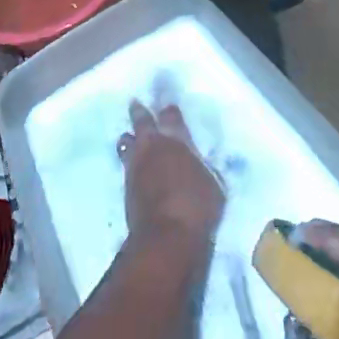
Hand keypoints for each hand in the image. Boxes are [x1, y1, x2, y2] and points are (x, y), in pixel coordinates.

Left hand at [117, 102, 222, 244]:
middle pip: (141, 121)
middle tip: (134, 103)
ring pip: (127, 141)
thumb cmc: (198, 206)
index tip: (168, 108)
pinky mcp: (125, 185)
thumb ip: (201, 166)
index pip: (170, 116)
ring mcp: (135, 164)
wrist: (167, 236)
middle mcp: (153, 146)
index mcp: (176, 140)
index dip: (169, 111)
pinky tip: (131, 163)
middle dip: (139, 112)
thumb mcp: (213, 182)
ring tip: (128, 135)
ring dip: (129, 137)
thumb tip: (196, 162)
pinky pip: (125, 163)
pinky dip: (128, 160)